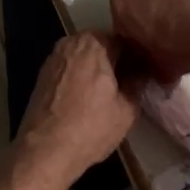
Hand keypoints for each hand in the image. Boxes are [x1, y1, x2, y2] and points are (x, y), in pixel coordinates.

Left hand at [15, 32, 139, 187]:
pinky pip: (69, 67)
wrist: (45, 148)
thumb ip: (137, 84)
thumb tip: (142, 72)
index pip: (125, 41)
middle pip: (102, 45)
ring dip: (97, 68)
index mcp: (95, 43)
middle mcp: (72, 41)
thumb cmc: (90, 128)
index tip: (145, 73)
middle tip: (129, 82)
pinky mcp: (43, 72)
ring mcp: (54, 55)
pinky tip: (86, 96)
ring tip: (109, 91)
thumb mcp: (126, 110)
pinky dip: (80, 75)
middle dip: (116, 60)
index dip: (137, 57)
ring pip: (84, 56)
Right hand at [110, 0, 189, 80]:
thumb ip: (149, 66)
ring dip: (169, 1)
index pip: (121, 24)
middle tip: (169, 35)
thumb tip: (153, 69)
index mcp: (121, 3)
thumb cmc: (185, 47)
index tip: (150, 50)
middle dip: (149, 15)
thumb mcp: (162, 69)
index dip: (135, 39)